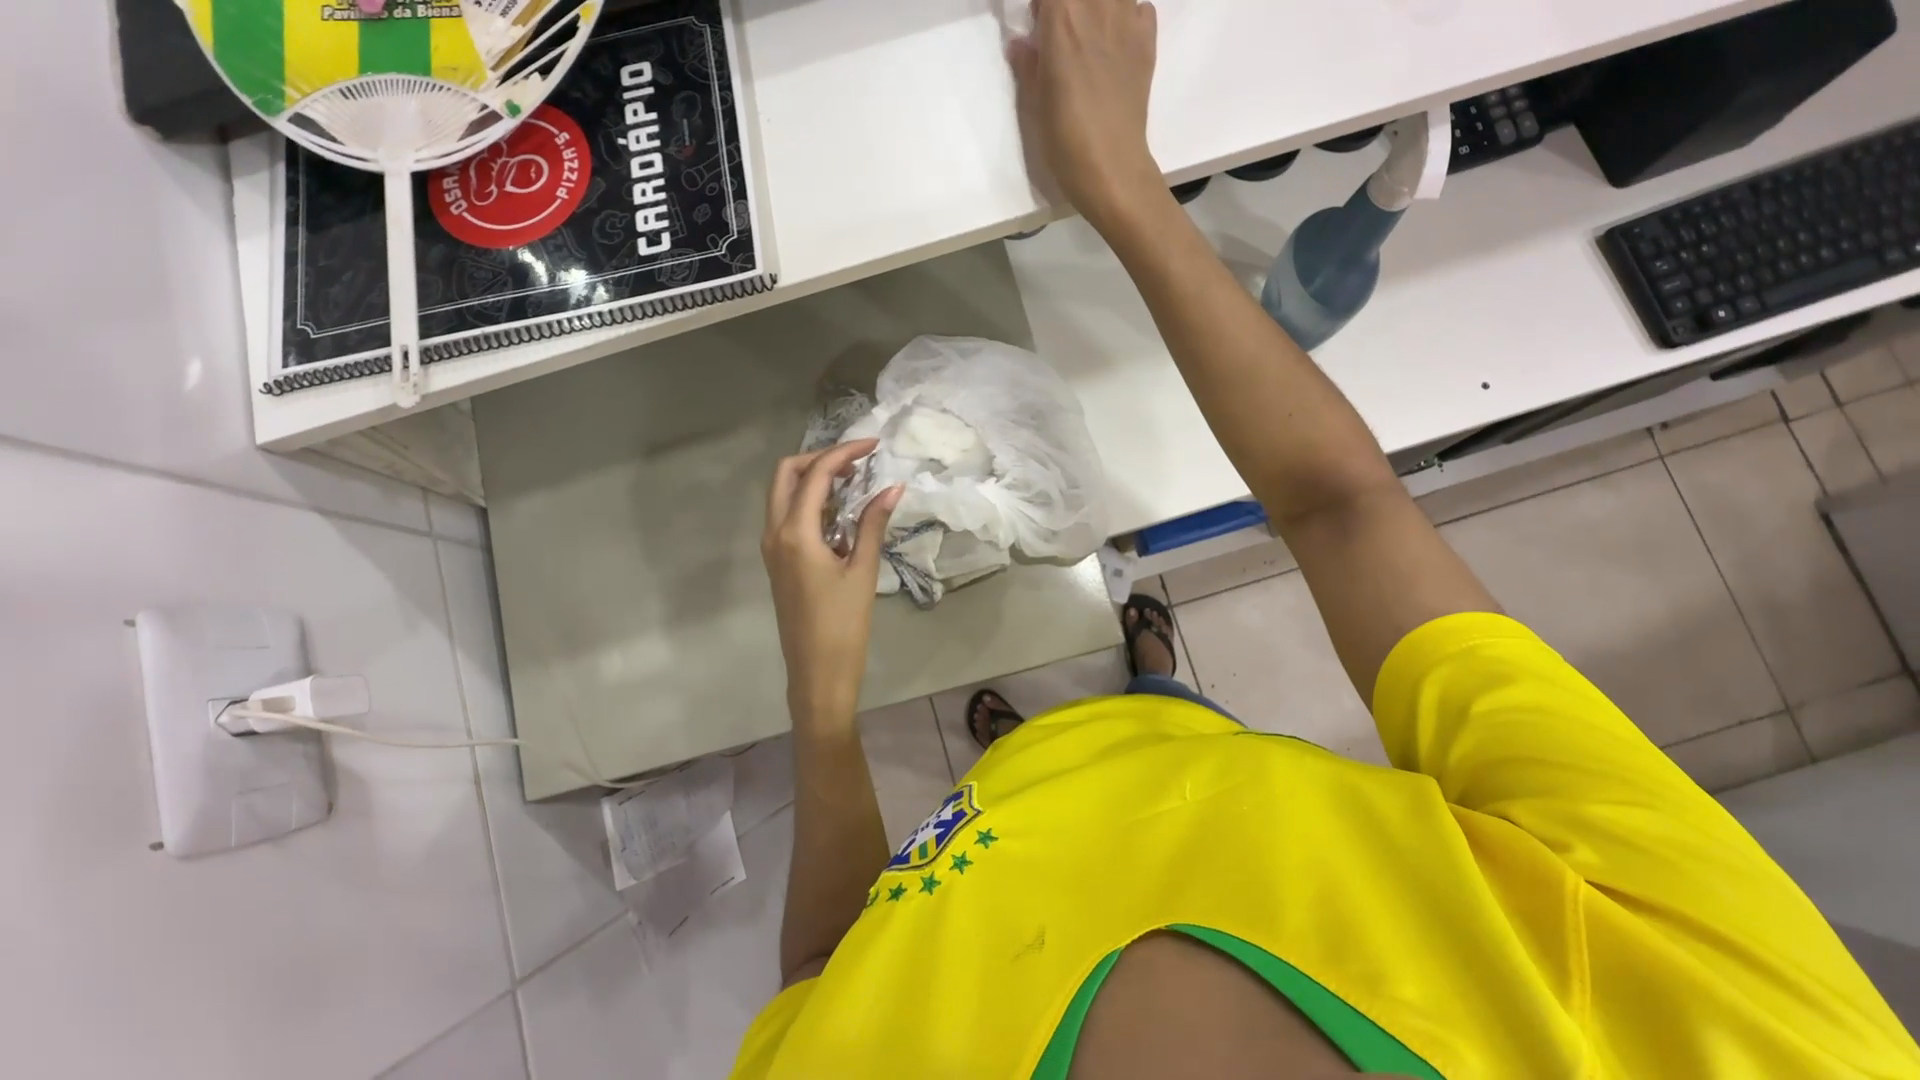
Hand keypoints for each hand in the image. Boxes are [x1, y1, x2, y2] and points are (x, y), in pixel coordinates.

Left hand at [762, 439, 903, 726]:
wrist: (817, 672)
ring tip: (854, 482)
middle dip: (820, 459)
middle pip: (786, 475)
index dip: (845, 453)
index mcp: (794, 533)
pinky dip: (810, 503)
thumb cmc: (843, 625)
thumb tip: (892, 487)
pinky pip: (787, 517)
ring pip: (783, 495)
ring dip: (813, 480)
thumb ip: (873, 524)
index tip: (874, 445)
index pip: (816, 475)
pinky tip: (841, 513)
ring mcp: (772, 548)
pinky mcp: (778, 562)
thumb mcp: (863, 571)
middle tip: (857, 461)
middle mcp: (775, 533)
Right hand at [1009, 0, 1161, 226]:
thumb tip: (1021, 43)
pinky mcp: (1148, 42)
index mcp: (1063, 18)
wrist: (1111, 166)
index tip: (1035, 20)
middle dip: (1066, 6)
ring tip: (1088, 31)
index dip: (1041, 5)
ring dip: (1097, 7)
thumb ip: (1028, 63)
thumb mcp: (1034, 101)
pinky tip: (1116, 38)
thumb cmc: (1064, 138)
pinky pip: (1141, 7)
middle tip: (1058, 28)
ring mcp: (1128, 21)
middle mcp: (1098, 8)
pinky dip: (1128, 13)